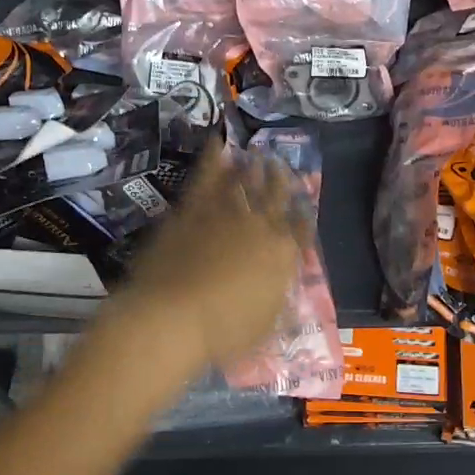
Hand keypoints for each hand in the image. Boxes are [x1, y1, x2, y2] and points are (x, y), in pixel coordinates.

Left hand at [115, 145, 311, 367]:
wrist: (173, 316)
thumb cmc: (223, 332)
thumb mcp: (265, 326)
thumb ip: (278, 302)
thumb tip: (285, 292)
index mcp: (283, 254)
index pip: (301, 229)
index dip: (302, 218)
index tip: (302, 209)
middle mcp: (262, 225)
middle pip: (277, 195)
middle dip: (281, 180)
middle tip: (280, 167)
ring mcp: (228, 211)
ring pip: (247, 180)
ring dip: (253, 167)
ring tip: (258, 156)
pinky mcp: (195, 207)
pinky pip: (208, 174)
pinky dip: (214, 157)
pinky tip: (217, 141)